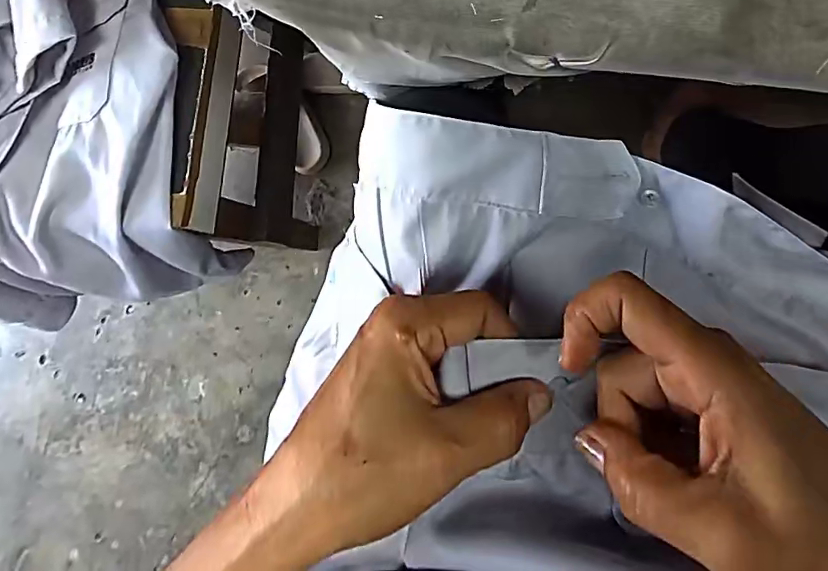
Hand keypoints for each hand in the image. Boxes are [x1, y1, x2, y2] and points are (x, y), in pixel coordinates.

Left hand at [171, 291, 551, 570]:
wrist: (289, 516)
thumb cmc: (357, 477)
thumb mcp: (448, 451)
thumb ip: (506, 417)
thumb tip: (538, 395)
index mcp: (404, 320)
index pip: (484, 310)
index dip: (511, 348)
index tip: (519, 390)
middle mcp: (390, 318)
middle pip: (467, 327)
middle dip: (487, 372)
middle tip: (486, 417)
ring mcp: (378, 342)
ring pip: (451, 349)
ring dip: (466, 387)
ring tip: (457, 430)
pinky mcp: (374, 367)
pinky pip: (428, 364)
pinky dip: (444, 393)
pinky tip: (435, 430)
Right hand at [561, 272, 827, 570]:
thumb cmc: (815, 542)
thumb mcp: (717, 529)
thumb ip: (641, 483)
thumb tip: (591, 442)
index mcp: (709, 365)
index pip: (628, 299)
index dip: (584, 317)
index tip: (566, 372)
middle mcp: (710, 360)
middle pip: (627, 363)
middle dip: (617, 422)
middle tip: (656, 489)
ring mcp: (719, 385)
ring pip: (643, 395)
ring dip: (640, 446)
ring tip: (682, 501)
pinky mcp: (726, 411)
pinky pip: (668, 416)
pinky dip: (660, 451)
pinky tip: (690, 493)